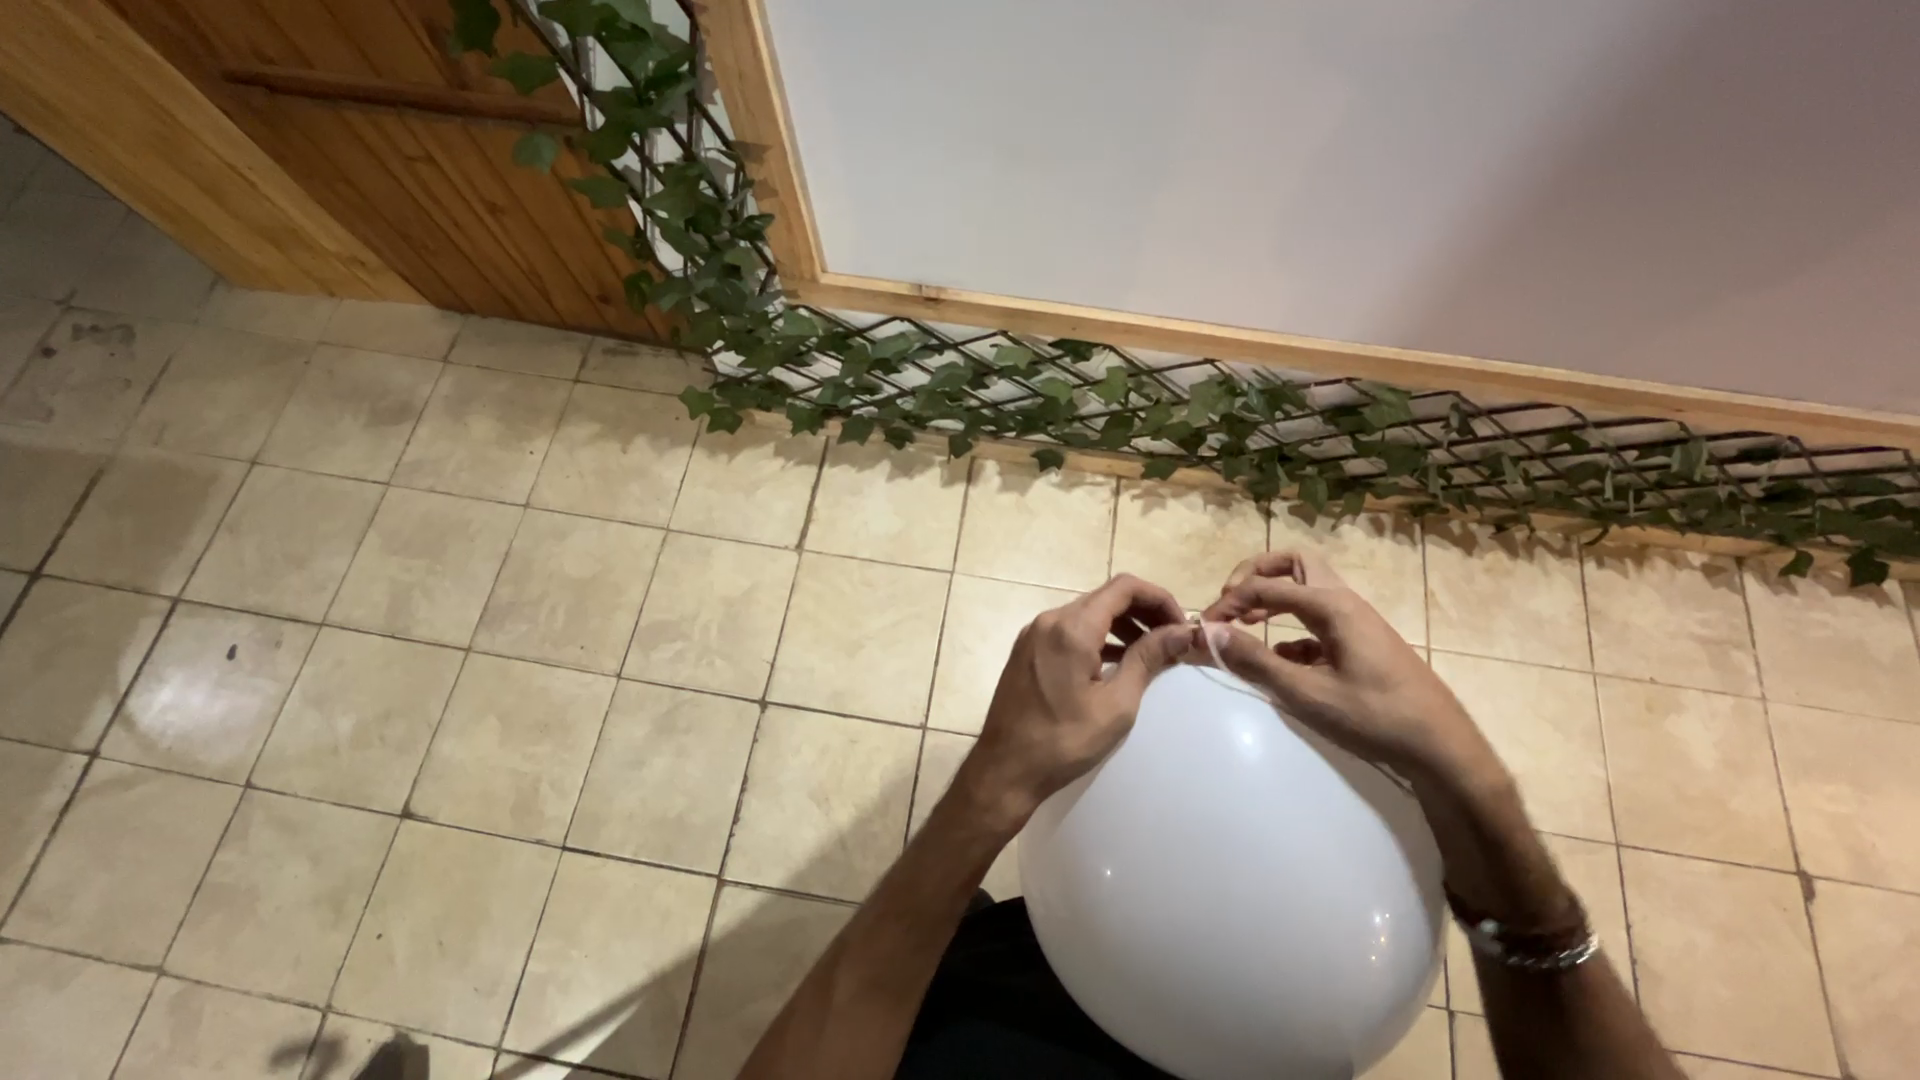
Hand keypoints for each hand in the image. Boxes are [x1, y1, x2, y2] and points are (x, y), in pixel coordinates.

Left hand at [954, 574, 1194, 830]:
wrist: (1005, 770)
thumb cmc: (1063, 741)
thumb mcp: (1117, 704)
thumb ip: (1148, 659)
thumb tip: (1182, 633)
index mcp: (1071, 628)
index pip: (1124, 588)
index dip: (1159, 598)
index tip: (1181, 626)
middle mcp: (1048, 621)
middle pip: (1105, 597)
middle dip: (1144, 612)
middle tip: (1172, 640)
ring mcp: (1034, 635)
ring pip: (1087, 614)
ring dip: (1122, 626)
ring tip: (1152, 653)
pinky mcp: (1027, 652)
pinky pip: (1069, 631)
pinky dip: (1098, 638)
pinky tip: (1119, 662)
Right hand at [1198, 551, 1498, 781]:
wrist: (1442, 748)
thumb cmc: (1375, 717)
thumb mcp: (1307, 693)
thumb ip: (1256, 661)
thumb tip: (1211, 633)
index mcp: (1332, 606)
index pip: (1266, 586)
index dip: (1229, 602)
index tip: (1204, 626)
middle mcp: (1345, 602)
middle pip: (1294, 564)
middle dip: (1256, 574)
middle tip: (1230, 599)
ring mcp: (1356, 623)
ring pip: (1308, 590)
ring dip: (1273, 599)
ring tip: (1245, 624)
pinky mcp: (1361, 645)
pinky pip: (1317, 622)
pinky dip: (1290, 629)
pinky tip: (1278, 660)